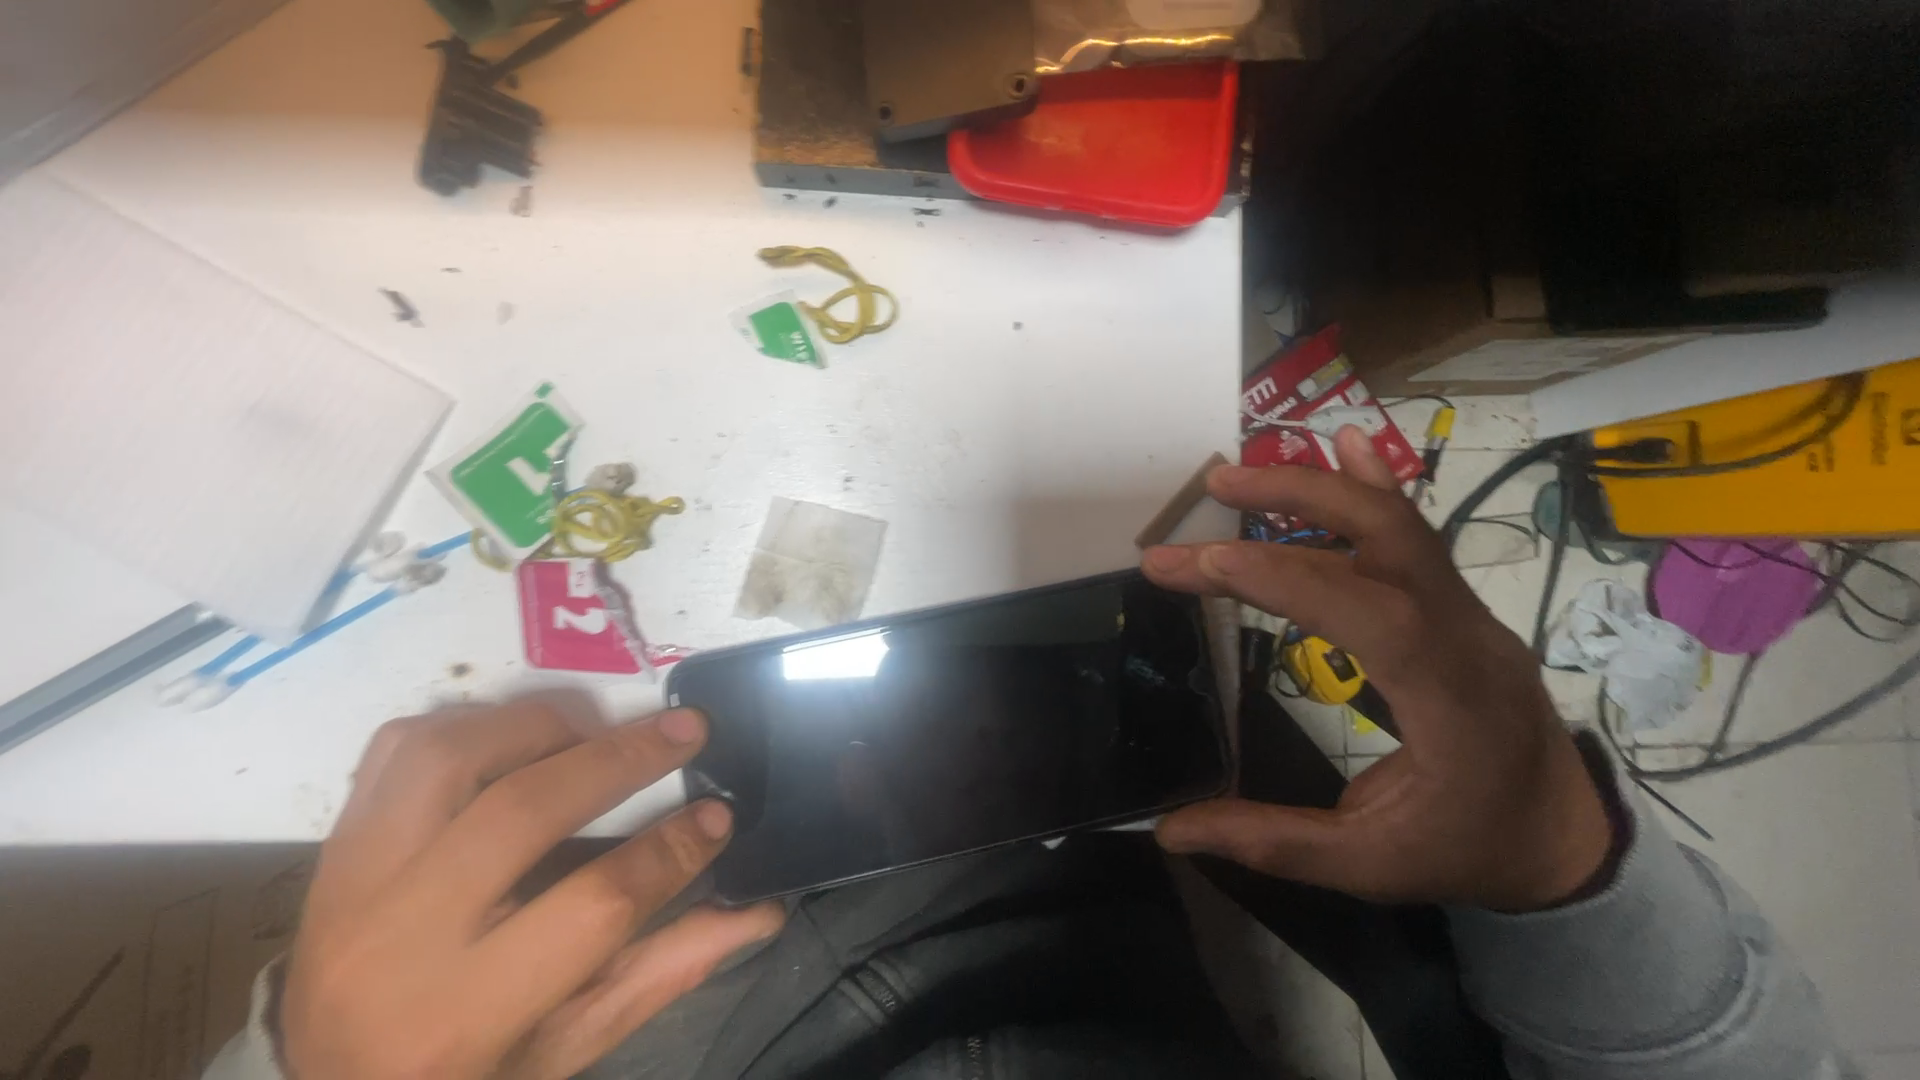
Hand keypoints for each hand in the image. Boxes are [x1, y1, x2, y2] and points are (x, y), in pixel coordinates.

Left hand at [281, 704, 784, 1079]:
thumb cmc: (464, 1078)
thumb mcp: (570, 1044)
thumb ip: (667, 968)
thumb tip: (762, 911)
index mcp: (462, 1014)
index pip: (592, 904)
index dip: (672, 849)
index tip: (722, 813)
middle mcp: (395, 939)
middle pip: (523, 810)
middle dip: (623, 758)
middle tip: (689, 729)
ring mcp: (351, 882)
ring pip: (448, 755)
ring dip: (539, 725)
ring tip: (598, 730)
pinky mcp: (335, 845)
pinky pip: (398, 748)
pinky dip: (471, 725)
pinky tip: (521, 740)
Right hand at [1142, 428, 1613, 910]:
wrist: (1563, 836)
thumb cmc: (1469, 847)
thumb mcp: (1368, 866)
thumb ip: (1270, 841)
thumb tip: (1167, 829)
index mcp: (1449, 696)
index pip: (1367, 613)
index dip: (1282, 578)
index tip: (1199, 561)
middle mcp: (1463, 633)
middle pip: (1387, 535)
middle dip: (1293, 500)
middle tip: (1210, 490)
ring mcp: (1465, 610)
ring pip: (1397, 521)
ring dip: (1315, 487)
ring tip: (1238, 476)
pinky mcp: (1454, 604)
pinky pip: (1415, 532)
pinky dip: (1374, 481)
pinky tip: (1344, 444)